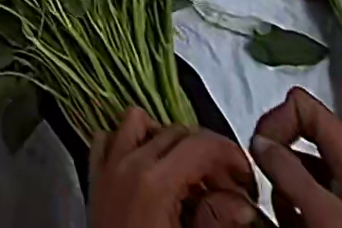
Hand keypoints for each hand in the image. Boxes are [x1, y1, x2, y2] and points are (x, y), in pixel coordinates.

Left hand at [88, 107, 255, 227]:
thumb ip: (218, 221)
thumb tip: (241, 203)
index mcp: (155, 182)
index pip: (201, 145)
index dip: (231, 156)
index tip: (247, 181)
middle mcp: (127, 164)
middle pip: (176, 132)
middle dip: (206, 154)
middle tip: (226, 187)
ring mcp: (106, 169)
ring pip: (139, 123)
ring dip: (166, 140)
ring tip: (187, 174)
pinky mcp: (94, 181)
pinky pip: (108, 139)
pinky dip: (129, 143)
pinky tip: (148, 169)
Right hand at [251, 88, 341, 227]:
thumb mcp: (324, 213)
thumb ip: (288, 172)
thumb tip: (259, 141)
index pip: (299, 103)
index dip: (274, 122)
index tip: (258, 156)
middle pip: (300, 135)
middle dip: (278, 161)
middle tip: (268, 192)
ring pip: (305, 169)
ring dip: (287, 191)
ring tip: (287, 220)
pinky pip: (318, 196)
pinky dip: (302, 208)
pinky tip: (300, 227)